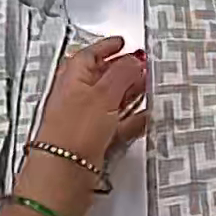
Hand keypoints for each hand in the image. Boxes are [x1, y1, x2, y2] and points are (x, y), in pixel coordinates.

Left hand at [34, 35, 147, 167]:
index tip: (121, 42)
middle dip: (123, 69)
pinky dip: (135, 118)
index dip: (106, 46)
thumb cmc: (72, 133)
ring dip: (131, 92)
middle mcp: (77, 99)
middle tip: (142, 64)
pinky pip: (120, 123)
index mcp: (72, 80)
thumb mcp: (103, 94)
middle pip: (102, 77)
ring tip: (149, 86)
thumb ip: (122, 73)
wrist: (66, 173)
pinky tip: (147, 117)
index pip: (89, 55)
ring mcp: (87, 120)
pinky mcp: (98, 140)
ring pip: (113, 100)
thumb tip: (133, 60)